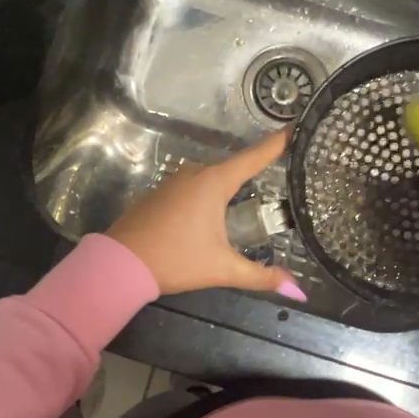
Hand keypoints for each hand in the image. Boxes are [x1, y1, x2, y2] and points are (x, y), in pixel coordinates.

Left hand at [107, 131, 301, 297]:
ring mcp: (174, 181)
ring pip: (211, 180)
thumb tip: (298, 291)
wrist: (120, 263)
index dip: (277, 143)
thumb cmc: (175, 260)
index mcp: (214, 182)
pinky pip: (193, 188)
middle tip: (281, 171)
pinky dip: (208, 196)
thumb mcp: (222, 270)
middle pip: (234, 168)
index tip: (295, 126)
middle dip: (255, 171)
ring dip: (229, 188)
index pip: (254, 157)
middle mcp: (195, 173)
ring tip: (252, 197)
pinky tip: (214, 215)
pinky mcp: (160, 193)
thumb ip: (261, 277)